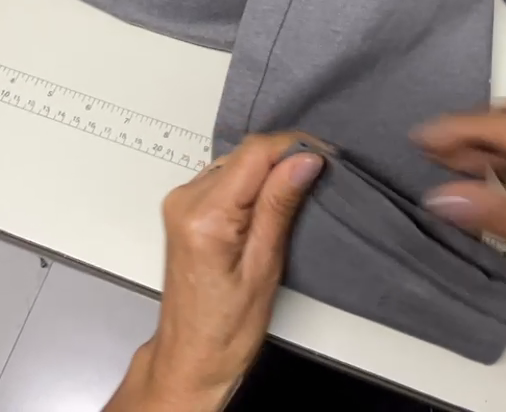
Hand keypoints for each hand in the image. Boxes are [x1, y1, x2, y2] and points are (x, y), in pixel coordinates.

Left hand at [107, 133, 324, 411]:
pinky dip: (252, 181)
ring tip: (298, 189)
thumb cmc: (225, 331)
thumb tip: (304, 160)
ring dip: (268, 170)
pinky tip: (270, 198)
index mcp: (204, 215)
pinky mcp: (184, 206)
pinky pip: (225, 175)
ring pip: (236, 161)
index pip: (254, 153)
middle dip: (284, 158)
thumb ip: (279, 205)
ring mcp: (181, 200)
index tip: (324, 155)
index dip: (292, 146)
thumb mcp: (265, 268)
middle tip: (319, 174)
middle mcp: (185, 199)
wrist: (190, 358)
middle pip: (244, 154)